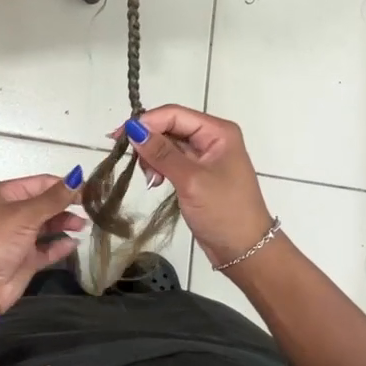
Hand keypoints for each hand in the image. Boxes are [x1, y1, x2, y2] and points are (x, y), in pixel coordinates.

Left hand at [0, 171, 86, 313]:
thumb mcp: (25, 215)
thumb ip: (54, 198)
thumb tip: (77, 176)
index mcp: (8, 195)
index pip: (41, 183)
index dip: (64, 185)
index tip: (89, 190)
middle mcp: (14, 213)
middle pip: (46, 204)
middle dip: (66, 205)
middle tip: (91, 209)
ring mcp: (20, 236)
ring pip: (49, 225)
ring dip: (66, 224)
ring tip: (83, 226)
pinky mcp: (26, 258)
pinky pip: (48, 248)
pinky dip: (60, 245)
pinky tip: (74, 244)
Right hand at [118, 106, 273, 268]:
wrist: (246, 251)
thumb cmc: (224, 212)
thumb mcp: (191, 180)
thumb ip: (162, 153)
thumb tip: (133, 129)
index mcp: (218, 132)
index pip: (174, 114)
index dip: (146, 122)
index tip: (120, 136)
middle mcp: (212, 138)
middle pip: (170, 127)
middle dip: (149, 141)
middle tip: (132, 161)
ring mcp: (205, 156)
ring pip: (168, 144)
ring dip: (153, 157)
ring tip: (149, 178)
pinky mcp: (198, 174)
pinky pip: (172, 161)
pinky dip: (159, 168)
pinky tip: (154, 182)